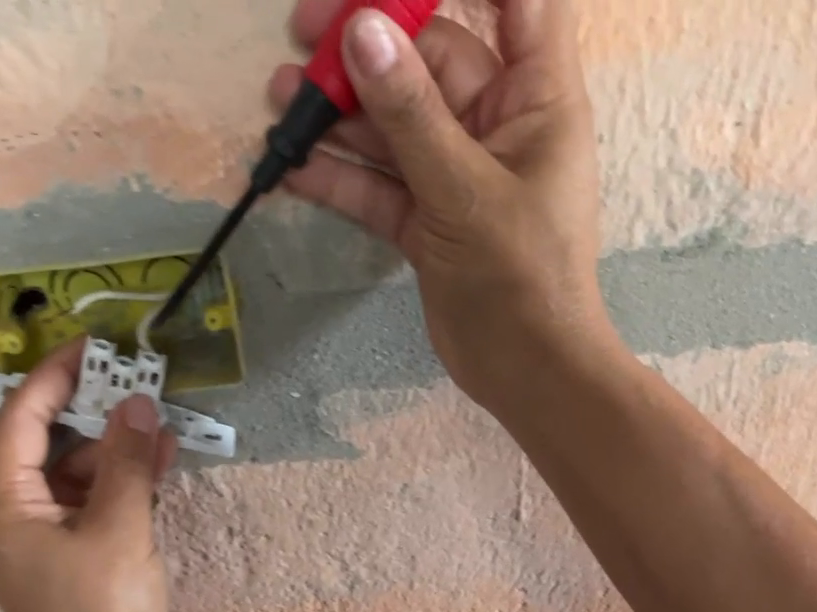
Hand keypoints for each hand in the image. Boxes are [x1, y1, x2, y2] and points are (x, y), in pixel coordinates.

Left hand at [0, 339, 177, 611]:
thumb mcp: (122, 529)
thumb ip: (129, 462)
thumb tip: (138, 403)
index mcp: (1, 508)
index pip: (15, 423)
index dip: (50, 379)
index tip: (90, 347)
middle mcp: (7, 519)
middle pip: (26, 444)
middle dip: (70, 411)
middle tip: (114, 383)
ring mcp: (37, 542)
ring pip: (62, 474)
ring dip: (105, 449)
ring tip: (155, 426)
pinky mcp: (67, 559)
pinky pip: (84, 503)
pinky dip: (115, 482)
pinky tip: (158, 465)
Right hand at [269, 0, 605, 402]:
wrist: (525, 371)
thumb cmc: (522, 276)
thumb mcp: (465, 189)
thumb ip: (411, 115)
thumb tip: (363, 33)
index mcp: (536, 98)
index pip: (520, 4)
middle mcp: (495, 126)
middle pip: (429, 63)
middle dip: (367, 51)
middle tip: (303, 33)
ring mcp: (456, 175)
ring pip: (393, 126)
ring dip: (340, 115)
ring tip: (280, 97)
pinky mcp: (426, 220)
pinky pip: (378, 185)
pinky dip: (340, 178)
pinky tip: (294, 168)